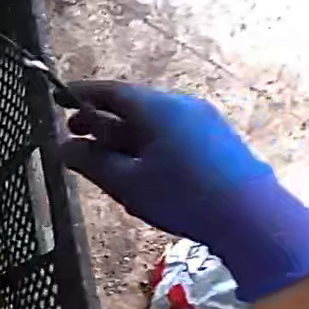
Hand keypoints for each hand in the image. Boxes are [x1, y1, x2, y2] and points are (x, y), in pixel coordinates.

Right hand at [59, 81, 308, 301]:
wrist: (248, 216)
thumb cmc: (182, 196)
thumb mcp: (127, 182)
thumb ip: (92, 162)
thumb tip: (64, 147)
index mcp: (157, 108)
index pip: (111, 92)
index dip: (81, 95)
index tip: (59, 98)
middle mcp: (181, 106)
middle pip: (132, 106)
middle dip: (100, 119)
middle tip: (74, 132)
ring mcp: (201, 121)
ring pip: (151, 122)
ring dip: (122, 135)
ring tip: (102, 155)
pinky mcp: (214, 140)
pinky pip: (169, 133)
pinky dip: (144, 143)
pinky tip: (137, 167)